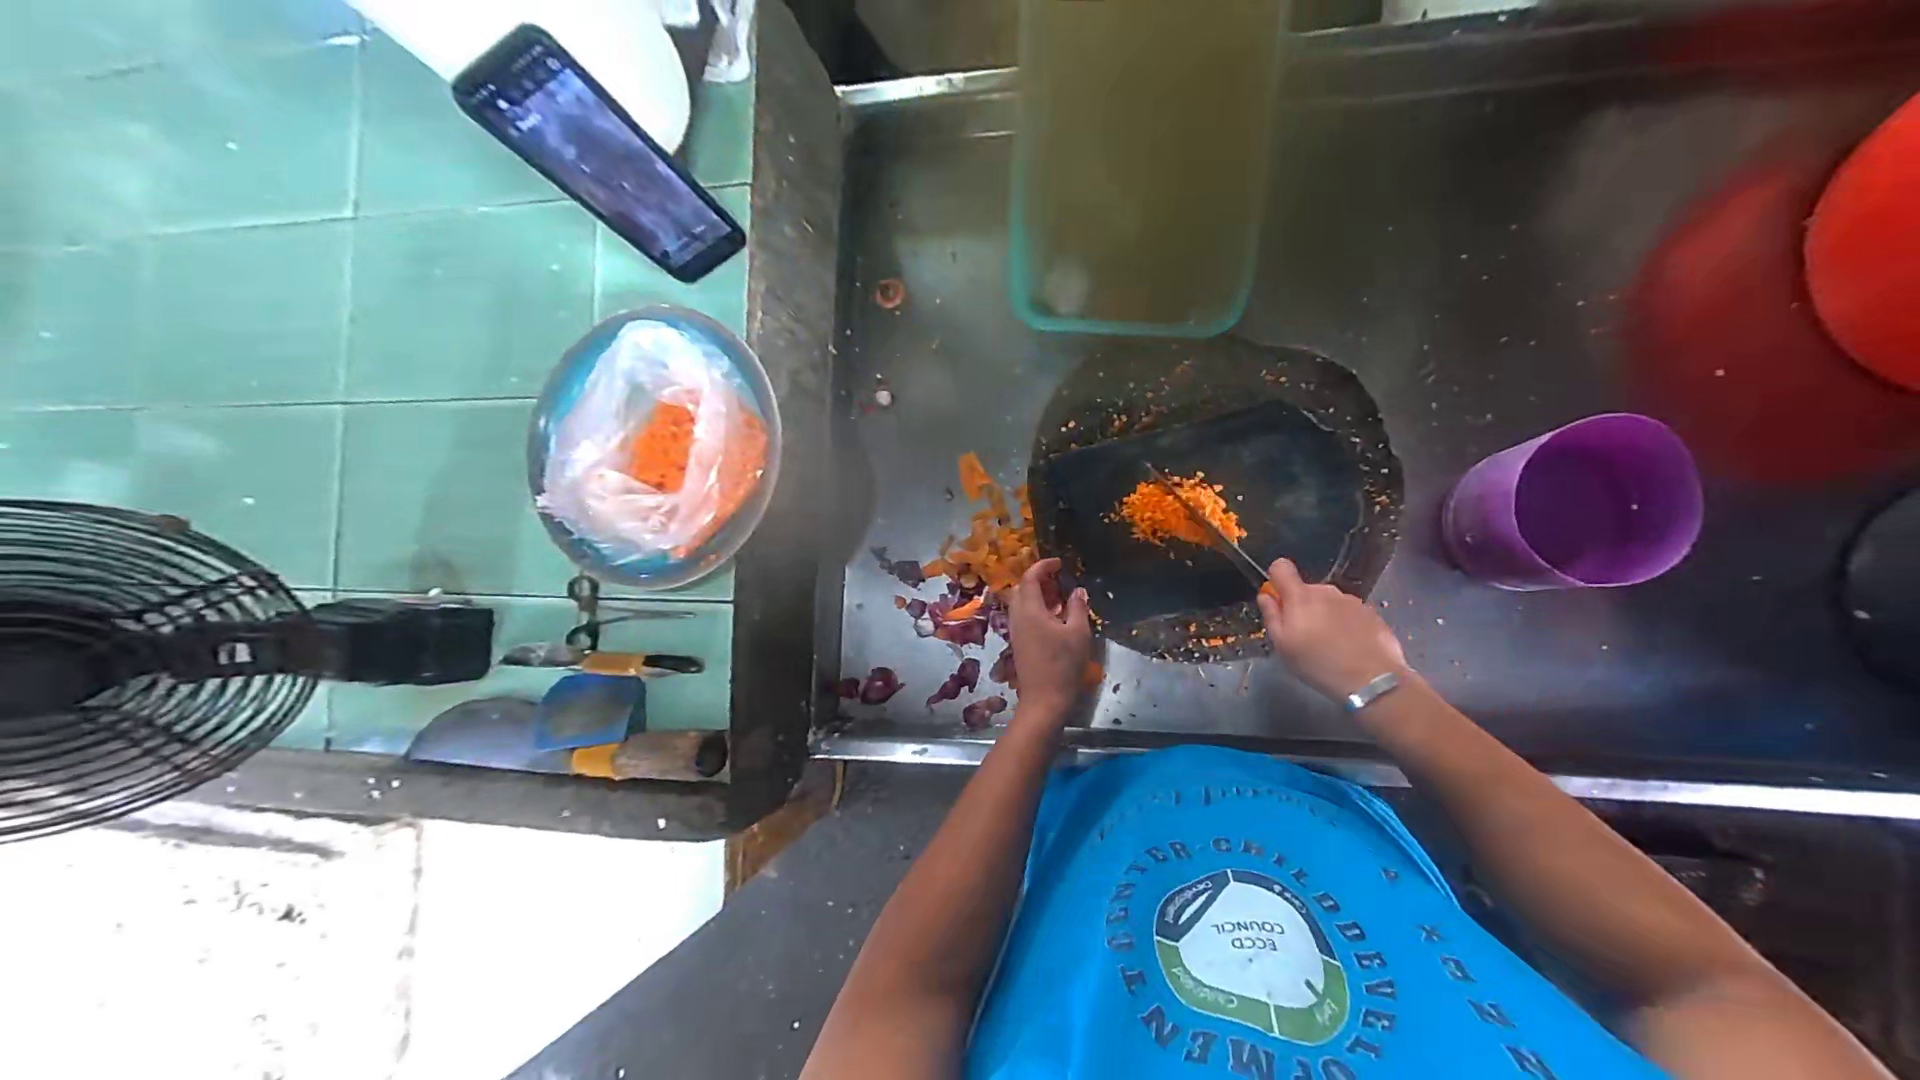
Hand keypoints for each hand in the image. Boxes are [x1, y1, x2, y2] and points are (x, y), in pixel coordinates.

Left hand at [1009, 558, 1092, 720]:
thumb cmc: (1064, 664)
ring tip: (1060, 597)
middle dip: (1038, 579)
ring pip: (1021, 603)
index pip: (1029, 578)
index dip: (1042, 566)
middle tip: (1059, 579)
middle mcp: (1017, 617)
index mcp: (1029, 610)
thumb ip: (1077, 607)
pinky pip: (1023, 616)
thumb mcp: (1078, 633)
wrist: (1045, 699)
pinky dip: (1036, 608)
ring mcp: (1015, 631)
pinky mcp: (1018, 642)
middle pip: (1021, 588)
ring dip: (1037, 595)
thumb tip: (1077, 590)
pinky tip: (1054, 617)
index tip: (1058, 562)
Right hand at [1255, 558, 1409, 702]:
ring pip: (1329, 602)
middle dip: (1303, 606)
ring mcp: (1352, 601)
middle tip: (1305, 636)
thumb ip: (1271, 615)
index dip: (1276, 579)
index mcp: (1300, 597)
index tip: (1279, 600)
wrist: (1372, 680)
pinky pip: (1350, 613)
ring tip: (1331, 645)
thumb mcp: (1283, 645)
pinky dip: (1346, 624)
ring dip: (1325, 615)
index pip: (1281, 567)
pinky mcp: (1372, 613)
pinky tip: (1350, 647)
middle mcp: (1326, 591)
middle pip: (1307, 589)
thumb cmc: (1318, 664)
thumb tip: (1266, 595)